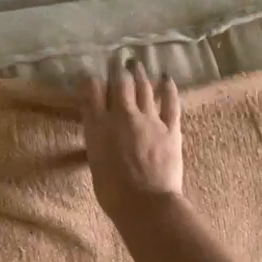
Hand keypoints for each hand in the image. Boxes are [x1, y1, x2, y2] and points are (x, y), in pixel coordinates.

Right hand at [78, 56, 182, 220]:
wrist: (145, 203)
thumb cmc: (112, 193)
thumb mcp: (95, 163)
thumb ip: (98, 141)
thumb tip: (101, 130)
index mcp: (98, 127)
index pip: (92, 94)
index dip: (91, 82)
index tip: (91, 76)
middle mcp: (122, 116)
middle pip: (119, 84)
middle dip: (117, 68)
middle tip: (117, 58)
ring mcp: (149, 119)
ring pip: (144, 88)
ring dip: (139, 73)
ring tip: (136, 63)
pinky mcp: (170, 127)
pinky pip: (170, 102)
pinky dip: (168, 88)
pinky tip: (165, 78)